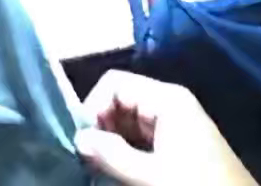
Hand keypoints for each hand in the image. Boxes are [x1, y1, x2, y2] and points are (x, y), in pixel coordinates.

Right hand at [74, 71, 257, 185]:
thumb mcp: (151, 178)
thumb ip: (112, 157)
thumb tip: (78, 138)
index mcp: (167, 98)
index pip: (116, 83)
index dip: (93, 108)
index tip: (79, 143)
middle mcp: (171, 103)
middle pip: (123, 101)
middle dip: (101, 127)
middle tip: (84, 160)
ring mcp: (177, 126)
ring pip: (131, 124)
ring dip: (112, 144)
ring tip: (95, 170)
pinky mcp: (181, 149)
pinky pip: (144, 142)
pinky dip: (127, 155)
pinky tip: (116, 175)